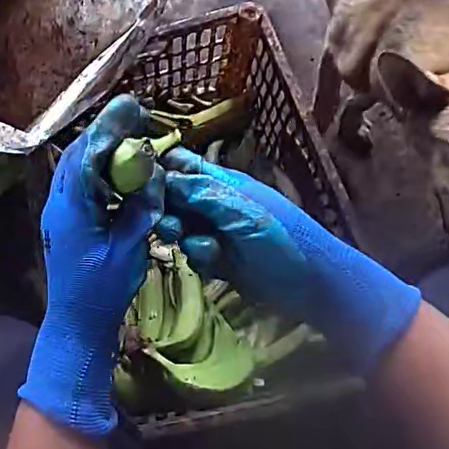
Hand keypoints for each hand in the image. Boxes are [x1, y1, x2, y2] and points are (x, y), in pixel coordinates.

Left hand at [20, 95, 164, 437]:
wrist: (75, 323)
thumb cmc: (103, 290)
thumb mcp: (130, 249)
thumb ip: (142, 209)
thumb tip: (154, 173)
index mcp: (73, 207)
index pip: (89, 154)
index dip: (109, 126)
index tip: (131, 105)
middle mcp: (59, 201)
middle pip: (78, 152)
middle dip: (105, 129)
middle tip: (135, 115)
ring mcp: (58, 209)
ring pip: (75, 164)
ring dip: (100, 145)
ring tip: (128, 133)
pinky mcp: (63, 218)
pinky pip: (78, 180)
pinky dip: (97, 165)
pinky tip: (116, 167)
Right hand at [160, 149, 418, 372]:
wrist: (311, 284)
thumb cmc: (280, 236)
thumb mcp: (239, 209)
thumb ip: (199, 192)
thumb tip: (160, 176)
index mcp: (223, 180)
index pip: (182, 163)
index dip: (159, 169)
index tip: (137, 183)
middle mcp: (214, 202)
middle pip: (173, 197)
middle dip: (165, 209)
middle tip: (167, 225)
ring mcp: (215, 231)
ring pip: (179, 227)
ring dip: (181, 235)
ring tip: (198, 245)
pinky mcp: (217, 259)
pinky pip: (192, 253)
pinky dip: (198, 257)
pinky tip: (213, 262)